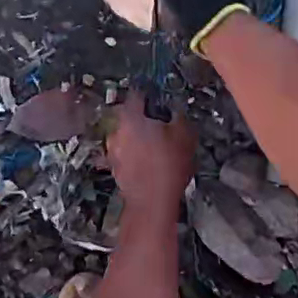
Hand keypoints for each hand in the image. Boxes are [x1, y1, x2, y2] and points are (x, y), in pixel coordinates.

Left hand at [106, 91, 196, 211]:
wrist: (152, 203)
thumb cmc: (168, 166)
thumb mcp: (184, 135)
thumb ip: (179, 117)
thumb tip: (176, 112)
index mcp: (130, 117)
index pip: (137, 94)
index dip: (149, 94)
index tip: (157, 96)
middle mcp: (116, 131)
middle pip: (128, 115)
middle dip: (142, 116)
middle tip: (160, 121)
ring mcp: (112, 150)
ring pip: (125, 135)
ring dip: (137, 136)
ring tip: (156, 144)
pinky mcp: (114, 167)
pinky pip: (125, 152)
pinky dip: (134, 153)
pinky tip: (150, 160)